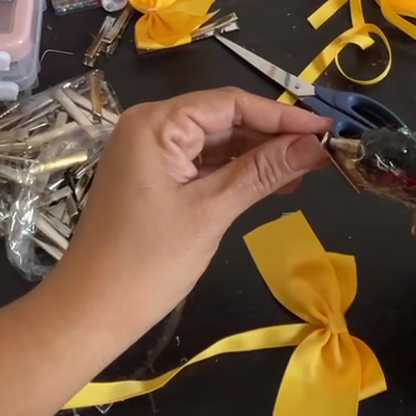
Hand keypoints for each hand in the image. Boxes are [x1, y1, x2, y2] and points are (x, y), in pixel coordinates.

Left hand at [46, 88, 331, 335]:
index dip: (281, 115)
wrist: (90, 311)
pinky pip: (202, 162)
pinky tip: (271, 183)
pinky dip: (235, 171)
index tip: (326, 129)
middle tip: (322, 153)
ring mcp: (150, 151)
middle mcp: (151, 126)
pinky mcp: (154, 176)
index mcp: (157, 123)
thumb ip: (262, 171)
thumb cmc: (147, 261)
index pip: (230, 103)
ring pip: (216, 141)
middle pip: (223, 118)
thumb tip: (314, 145)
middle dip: (272, 135)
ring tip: (304, 171)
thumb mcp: (211, 211)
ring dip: (257, 155)